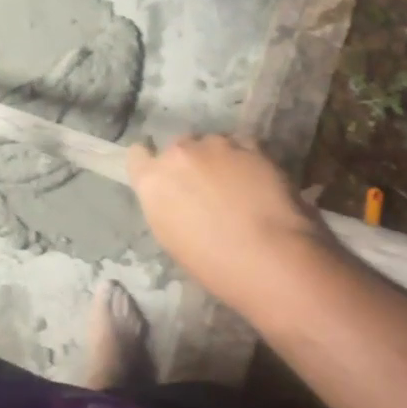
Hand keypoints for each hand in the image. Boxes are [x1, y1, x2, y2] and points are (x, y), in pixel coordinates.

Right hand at [127, 135, 333, 310]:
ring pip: (212, 144)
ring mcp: (215, 145)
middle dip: (190, 163)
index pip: (137, 156)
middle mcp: (178, 153)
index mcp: (152, 180)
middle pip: (178, 148)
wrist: (269, 256)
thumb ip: (164, 203)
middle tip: (208, 189)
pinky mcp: (250, 145)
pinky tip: (259, 182)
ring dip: (220, 159)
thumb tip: (175, 195)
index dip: (151, 165)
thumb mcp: (170, 236)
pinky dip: (247, 159)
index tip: (165, 179)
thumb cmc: (213, 263)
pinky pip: (242, 146)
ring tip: (239, 186)